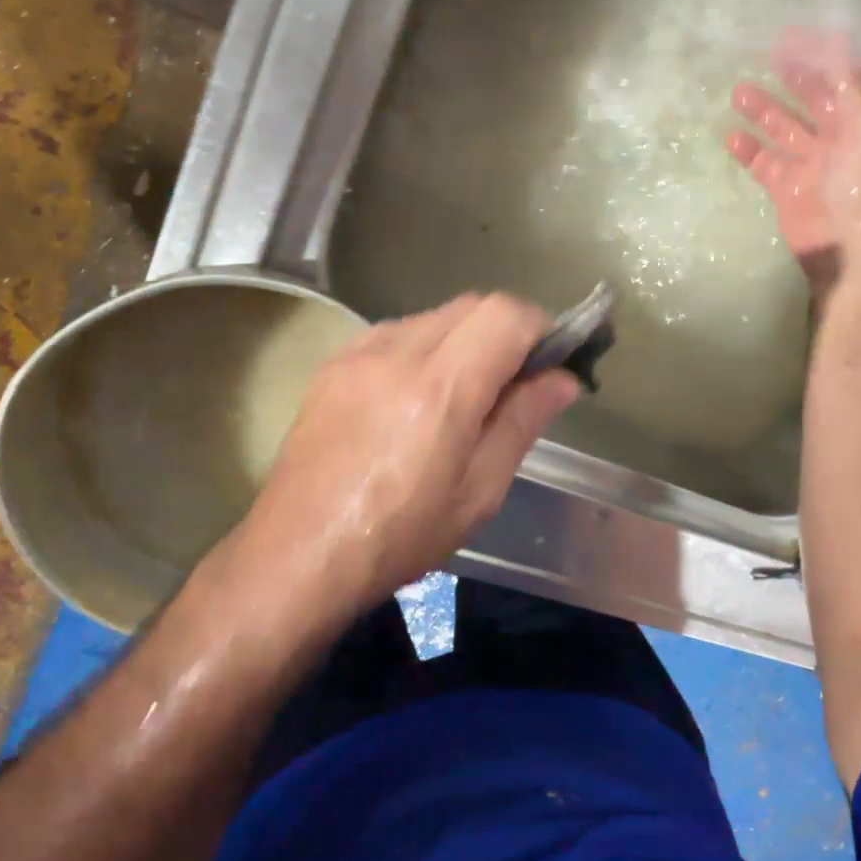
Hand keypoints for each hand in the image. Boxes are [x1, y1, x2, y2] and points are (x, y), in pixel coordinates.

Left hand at [227, 293, 579, 618]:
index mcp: (440, 387)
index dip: (541, 329)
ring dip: (462, 341)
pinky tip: (416, 401)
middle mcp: (396, 353)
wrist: (299, 554)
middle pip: (470, 306)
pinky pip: (394, 336)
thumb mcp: (478, 491)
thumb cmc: (400, 536)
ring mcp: (357, 354)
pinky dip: (422, 351)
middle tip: (515, 385)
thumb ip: (522, 423)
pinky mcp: (332, 367)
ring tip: (463, 400)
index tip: (552, 364)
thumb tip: (561, 379)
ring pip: (432, 318)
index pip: (505, 315)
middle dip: (505, 333)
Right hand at [726, 30, 860, 294]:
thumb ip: (851, 83)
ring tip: (738, 92)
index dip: (820, 56)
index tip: (792, 37)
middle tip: (765, 56)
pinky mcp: (787, 192)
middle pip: (813, 101)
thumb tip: (836, 38)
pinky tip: (730, 136)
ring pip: (784, 130)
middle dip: (791, 78)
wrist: (850, 248)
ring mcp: (812, 167)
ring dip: (764, 111)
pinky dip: (749, 150)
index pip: (843, 79)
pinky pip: (765, 164)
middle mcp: (841, 140)